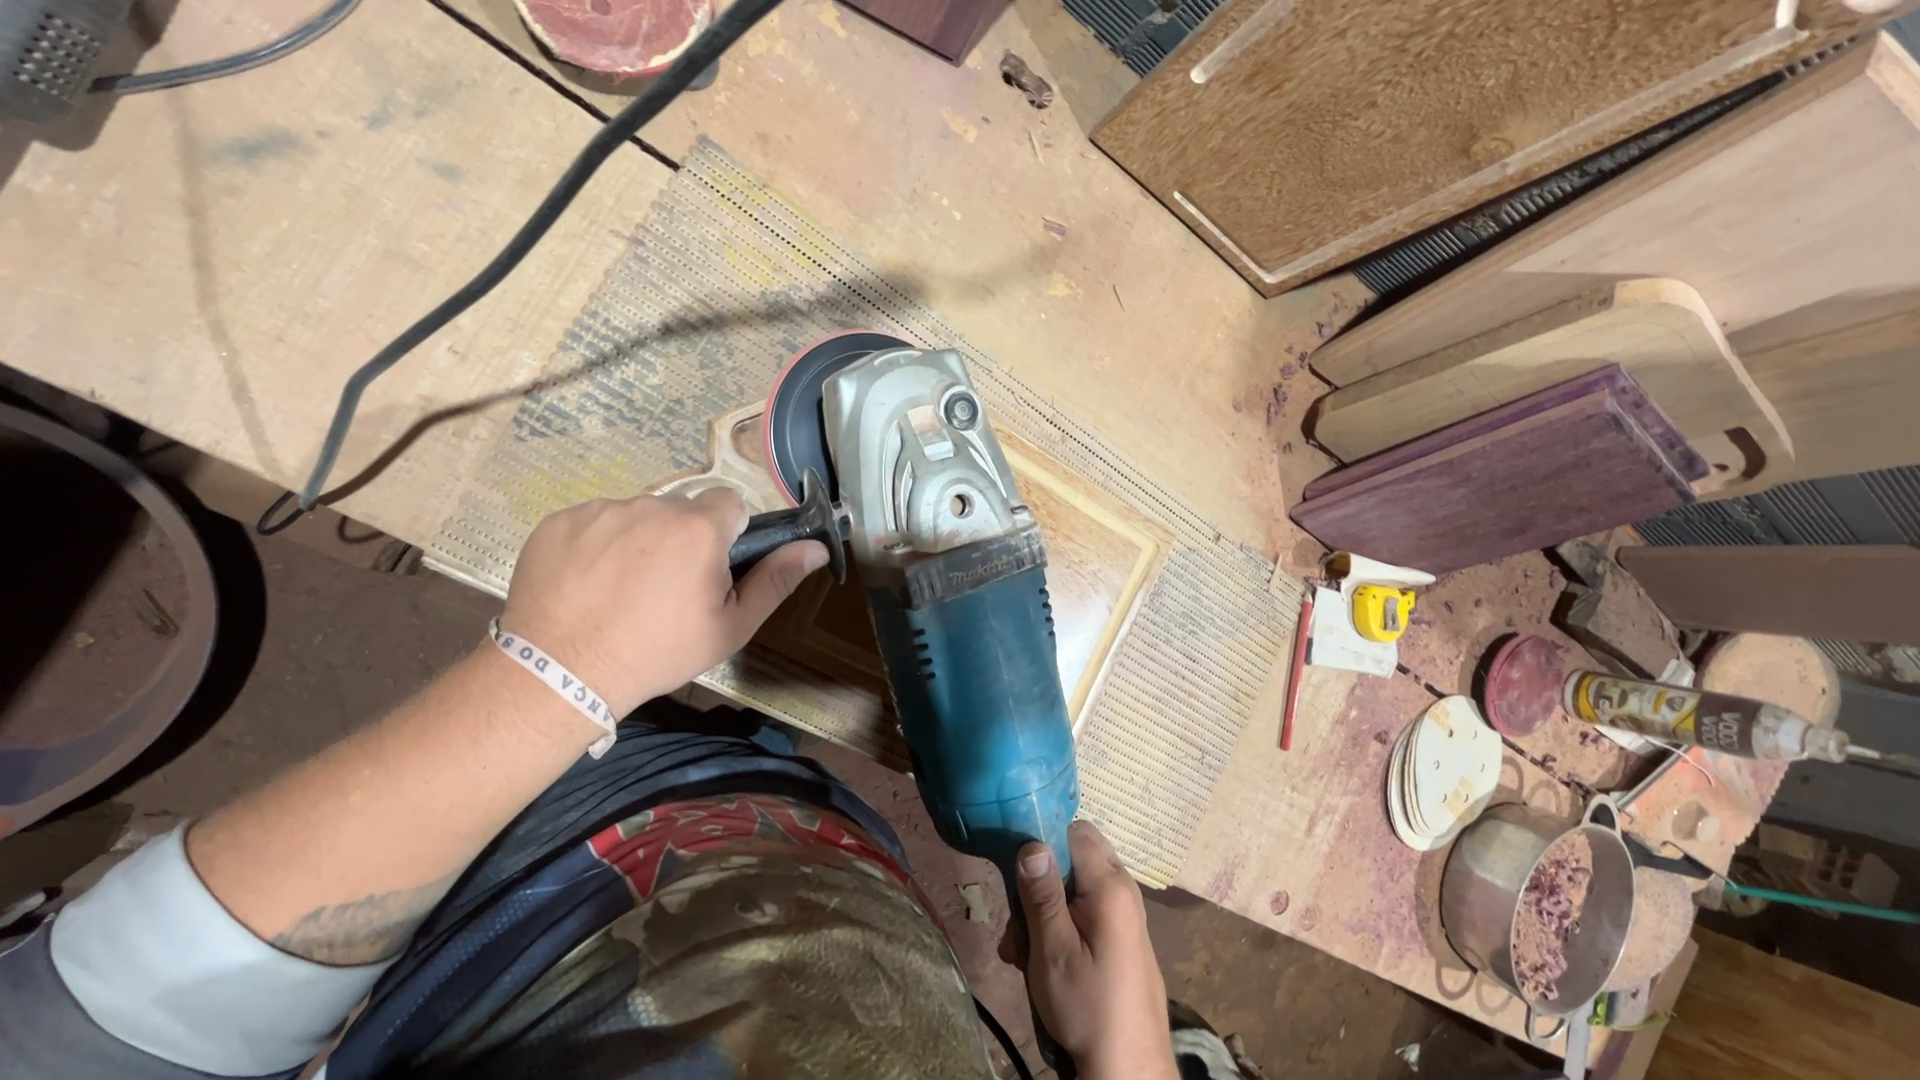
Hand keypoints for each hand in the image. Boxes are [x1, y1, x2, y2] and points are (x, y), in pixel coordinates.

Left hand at [499, 488, 827, 717]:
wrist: (562, 672)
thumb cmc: (659, 652)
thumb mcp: (730, 627)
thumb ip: (776, 581)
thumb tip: (817, 548)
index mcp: (699, 528)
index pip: (729, 504)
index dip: (726, 535)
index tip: (711, 569)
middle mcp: (651, 506)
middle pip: (681, 511)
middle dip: (681, 539)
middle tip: (665, 590)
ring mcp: (601, 510)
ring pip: (636, 516)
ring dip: (638, 541)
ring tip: (620, 591)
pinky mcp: (560, 521)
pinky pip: (593, 523)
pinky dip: (595, 546)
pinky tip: (587, 586)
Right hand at [1015, 821, 1176, 1079]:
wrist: (1128, 1067)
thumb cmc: (1087, 1006)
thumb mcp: (1053, 950)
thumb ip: (1041, 894)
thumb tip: (1030, 841)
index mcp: (1110, 886)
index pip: (1073, 830)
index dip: (1041, 840)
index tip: (1013, 869)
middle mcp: (1123, 889)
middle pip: (1073, 857)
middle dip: (1039, 881)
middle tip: (1016, 920)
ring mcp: (1124, 913)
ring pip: (1074, 887)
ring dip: (1043, 910)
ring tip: (1021, 952)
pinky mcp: (1121, 936)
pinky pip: (1085, 911)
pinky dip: (1061, 926)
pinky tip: (1040, 961)